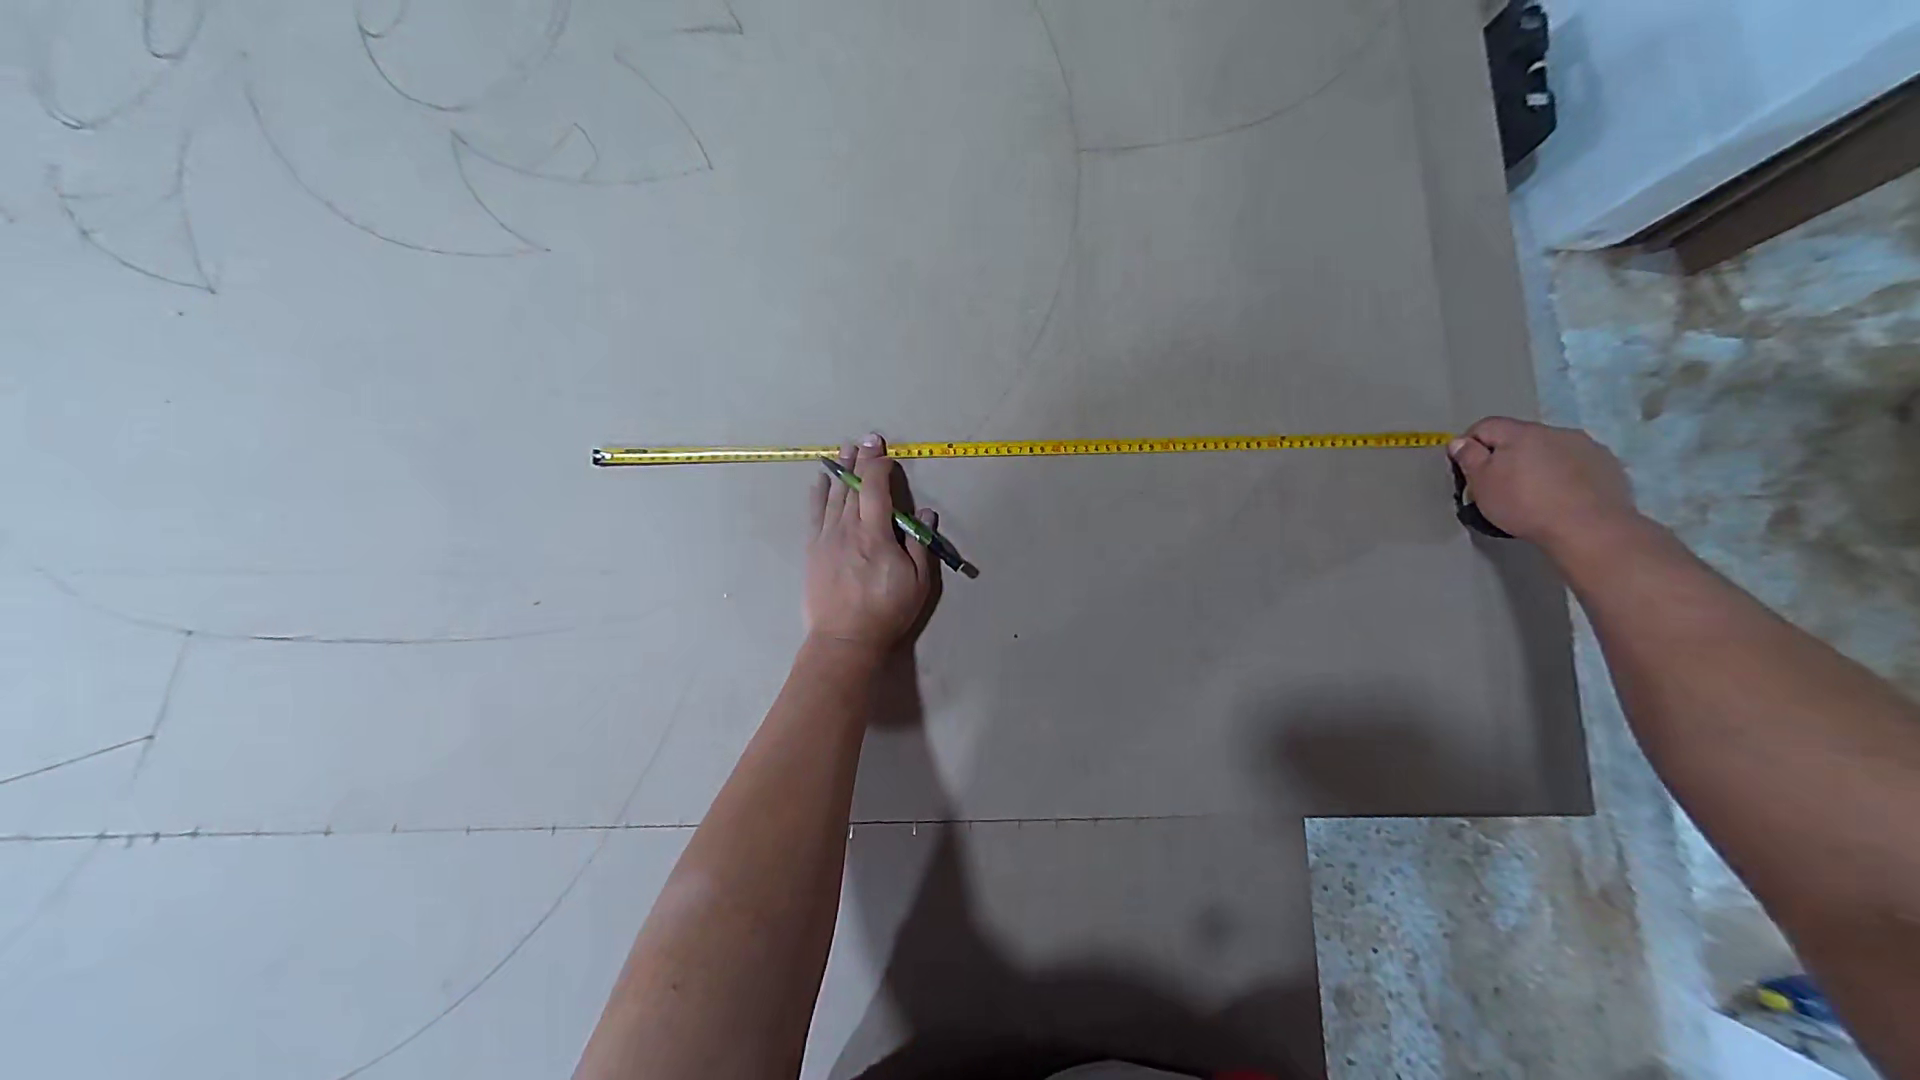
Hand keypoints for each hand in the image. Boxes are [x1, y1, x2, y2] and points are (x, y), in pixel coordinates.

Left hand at [804, 434, 934, 651]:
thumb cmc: (886, 612)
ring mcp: (826, 538)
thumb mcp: (918, 582)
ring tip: (844, 450)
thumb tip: (923, 511)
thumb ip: (919, 543)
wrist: (844, 639)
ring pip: (833, 495)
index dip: (879, 464)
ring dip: (841, 470)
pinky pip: (814, 514)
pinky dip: (818, 494)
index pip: (876, 488)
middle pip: (853, 485)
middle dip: (859, 459)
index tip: (883, 450)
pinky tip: (820, 481)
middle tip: (864, 439)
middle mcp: (847, 528)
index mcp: (875, 534)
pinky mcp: (813, 550)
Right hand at [1449, 417, 1639, 551]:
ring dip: (1536, 463)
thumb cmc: (1524, 504)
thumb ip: (1468, 457)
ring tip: (1533, 492)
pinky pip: (1575, 462)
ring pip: (1549, 449)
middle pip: (1519, 437)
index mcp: (1520, 433)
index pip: (1485, 426)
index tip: (1467, 469)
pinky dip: (1563, 474)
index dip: (1469, 445)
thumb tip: (1460, 442)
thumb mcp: (1481, 483)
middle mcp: (1555, 431)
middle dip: (1505, 455)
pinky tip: (1561, 496)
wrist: (1589, 528)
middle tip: (1498, 484)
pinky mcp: (1608, 464)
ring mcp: (1586, 446)